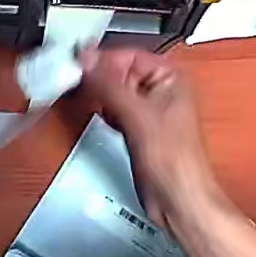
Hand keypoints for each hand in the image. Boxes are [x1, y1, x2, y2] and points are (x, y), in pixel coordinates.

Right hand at [79, 48, 219, 230]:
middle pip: (119, 71)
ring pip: (115, 90)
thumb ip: (108, 84)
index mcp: (170, 77)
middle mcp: (161, 89)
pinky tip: (103, 118)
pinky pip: (115, 108)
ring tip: (92, 102)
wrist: (178, 200)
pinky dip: (105, 111)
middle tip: (79, 84)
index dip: (102, 60)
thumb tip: (87, 59)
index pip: (127, 55)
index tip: (77, 65)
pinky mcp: (138, 127)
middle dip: (100, 79)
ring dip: (100, 96)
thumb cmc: (174, 162)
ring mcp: (150, 109)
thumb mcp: (136, 114)